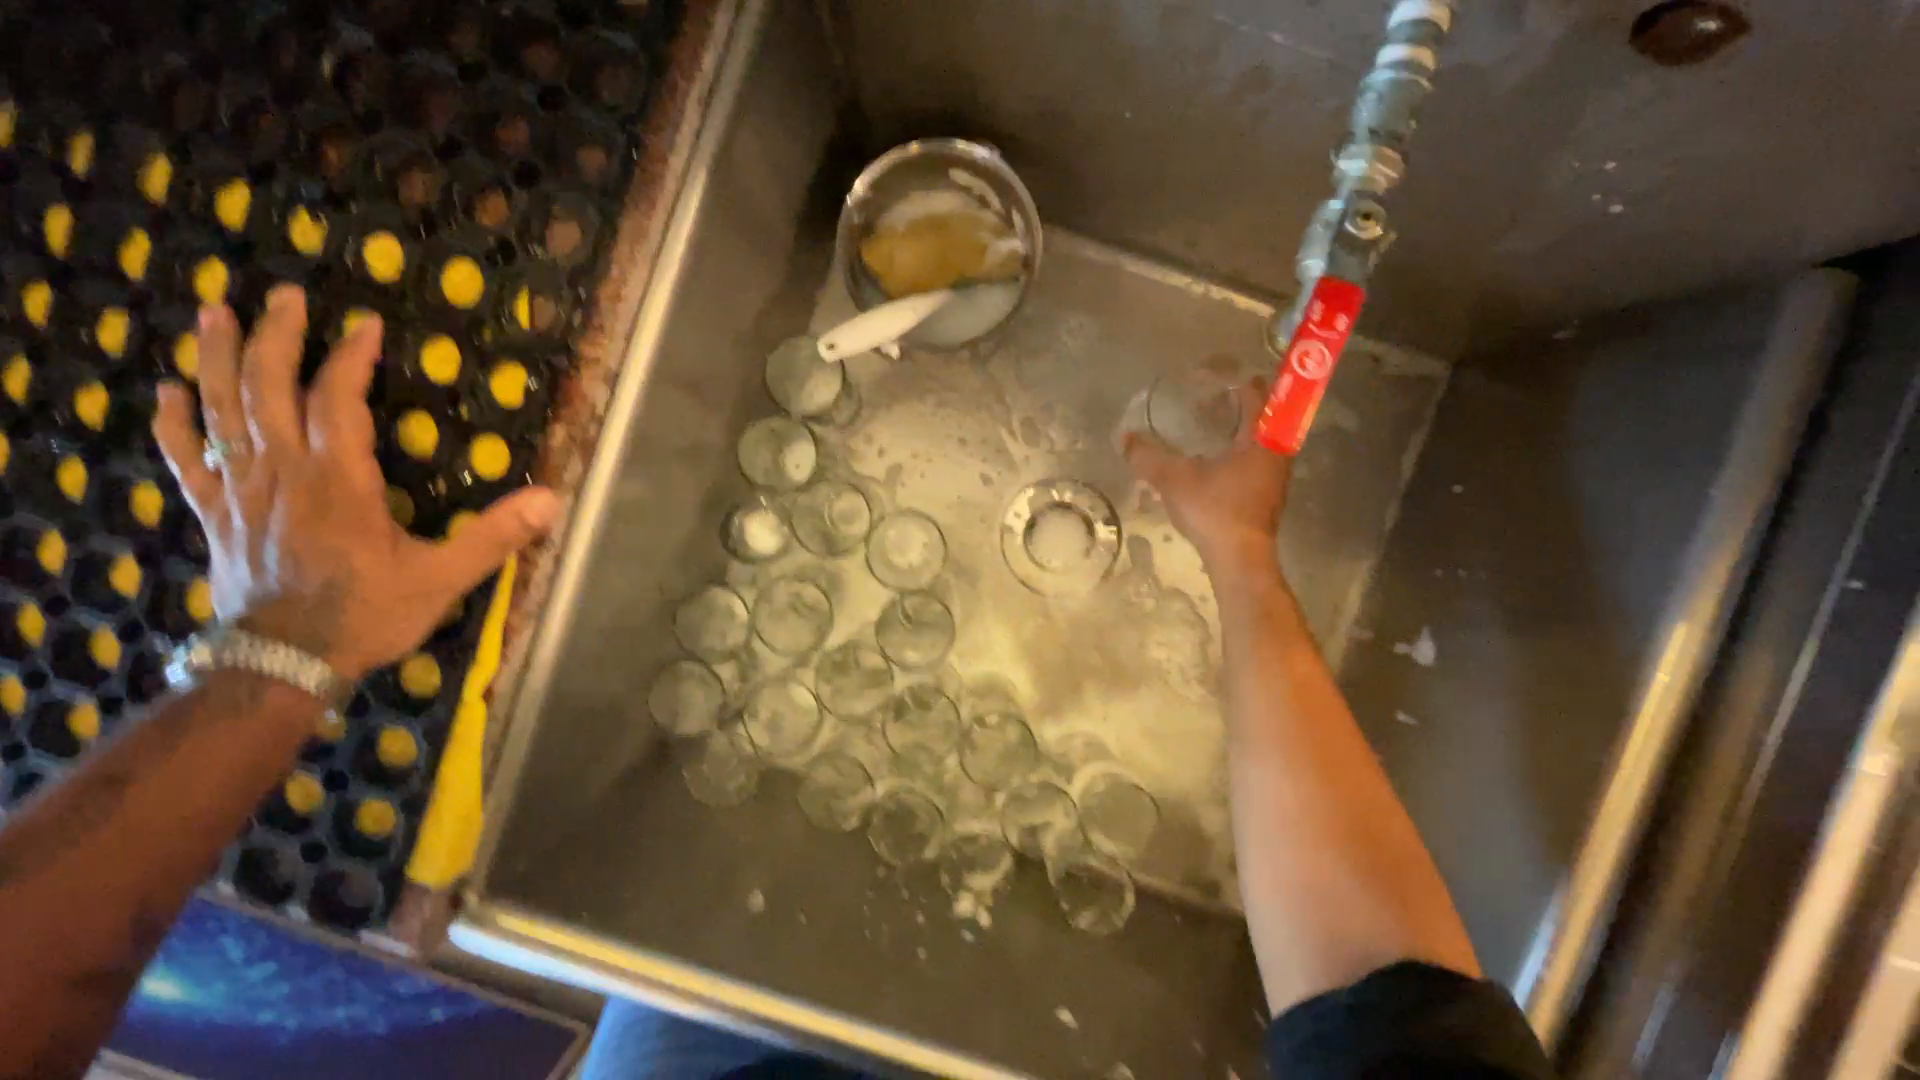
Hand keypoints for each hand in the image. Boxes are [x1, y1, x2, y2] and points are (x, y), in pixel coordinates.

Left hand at [151, 285, 560, 681]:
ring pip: (221, 411)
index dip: (350, 358)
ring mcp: (243, 492)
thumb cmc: (367, 615)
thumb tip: (551, 498)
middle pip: (268, 388)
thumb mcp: (443, 578)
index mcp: (338, 481)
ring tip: (214, 313)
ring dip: (216, 359)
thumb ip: (494, 535)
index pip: (337, 400)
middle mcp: (284, 472)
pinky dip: (175, 424)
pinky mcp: (218, 515)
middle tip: (283, 295)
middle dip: (276, 337)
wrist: (284, 663)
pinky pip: (188, 461)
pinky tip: (168, 392)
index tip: (366, 324)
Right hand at [1124, 377, 1289, 584]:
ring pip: (1260, 439)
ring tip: (1210, 426)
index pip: (1256, 392)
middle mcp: (1276, 451)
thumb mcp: (1174, 480)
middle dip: (1237, 403)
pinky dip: (1239, 450)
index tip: (1211, 374)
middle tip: (1207, 398)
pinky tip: (1215, 460)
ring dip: (1239, 428)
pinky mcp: (1268, 496)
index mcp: (1261, 437)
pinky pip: (1256, 459)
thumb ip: (1148, 457)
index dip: (1235, 379)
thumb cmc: (1215, 510)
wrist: (1240, 559)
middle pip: (1262, 414)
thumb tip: (1124, 438)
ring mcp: (1275, 475)